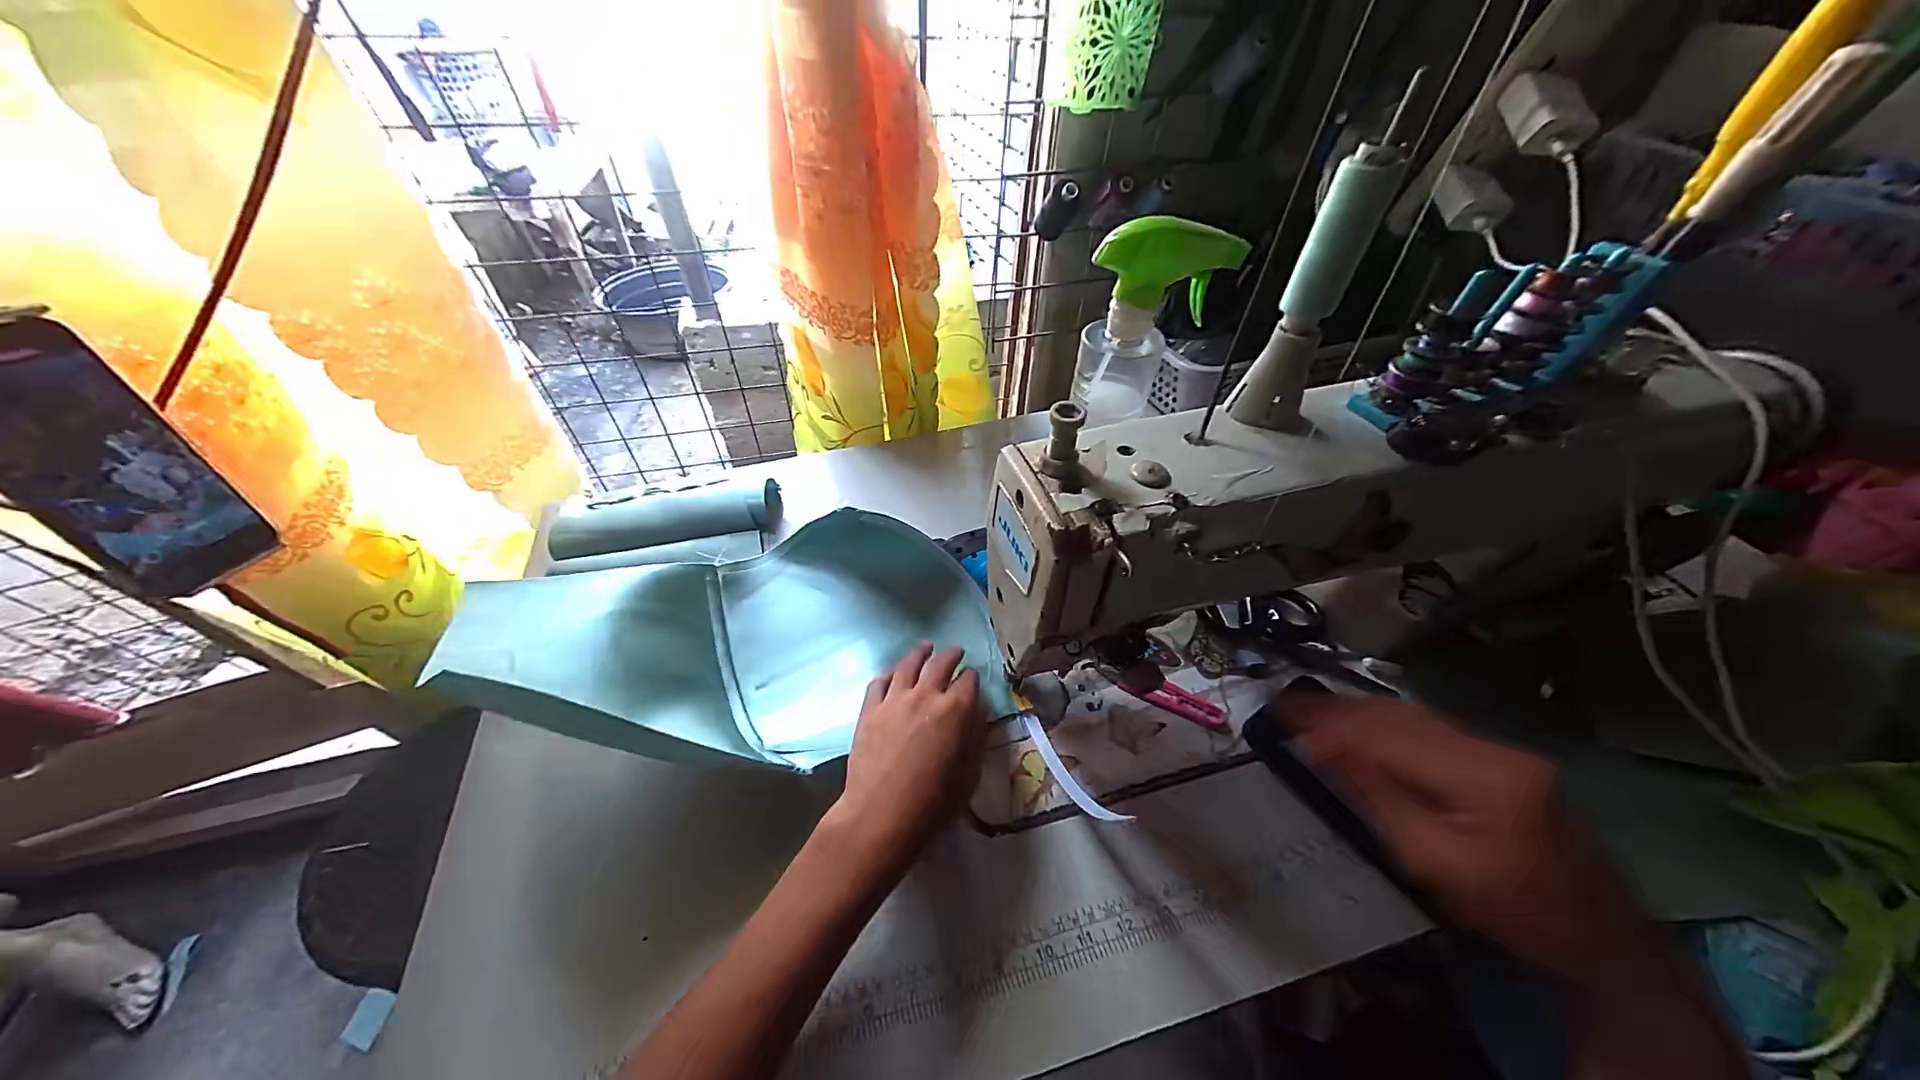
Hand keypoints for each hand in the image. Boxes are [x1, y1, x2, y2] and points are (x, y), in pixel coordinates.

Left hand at [826, 643, 984, 873]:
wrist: (881, 814)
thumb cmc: (933, 802)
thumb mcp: (969, 774)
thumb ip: (975, 739)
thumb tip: (977, 715)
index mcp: (956, 710)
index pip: (969, 681)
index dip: (973, 677)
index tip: (973, 678)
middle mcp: (925, 695)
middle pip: (940, 663)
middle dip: (952, 655)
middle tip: (956, 652)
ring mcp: (894, 700)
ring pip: (909, 664)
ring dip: (921, 653)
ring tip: (926, 647)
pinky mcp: (869, 709)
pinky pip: (880, 681)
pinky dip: (890, 673)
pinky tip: (893, 673)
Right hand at [1275, 693, 1651, 987]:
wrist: (1599, 938)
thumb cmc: (1513, 912)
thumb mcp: (1433, 863)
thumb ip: (1378, 798)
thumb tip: (1326, 750)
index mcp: (1485, 778)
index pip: (1390, 737)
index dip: (1331, 728)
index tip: (1282, 723)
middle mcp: (1494, 749)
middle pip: (1399, 716)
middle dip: (1337, 710)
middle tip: (1283, 704)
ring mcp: (1501, 750)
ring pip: (1411, 716)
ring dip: (1355, 711)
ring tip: (1307, 707)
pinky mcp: (1499, 759)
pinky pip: (1427, 728)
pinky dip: (1381, 723)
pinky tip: (1354, 721)